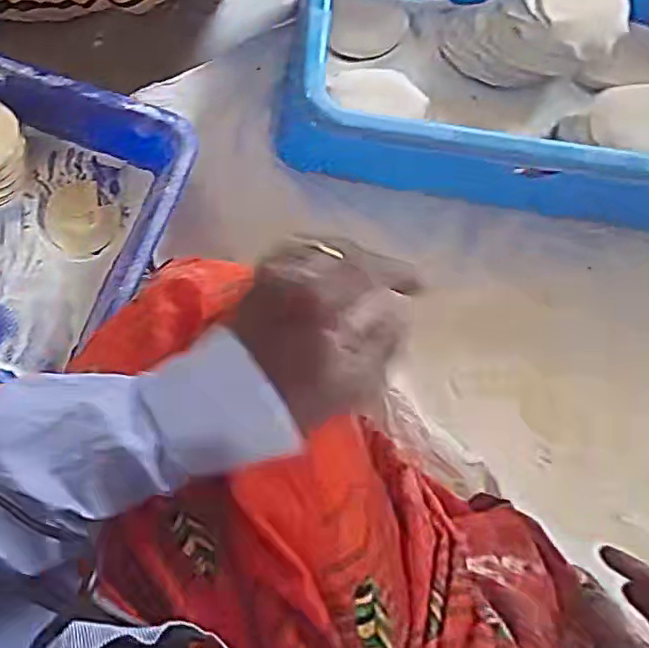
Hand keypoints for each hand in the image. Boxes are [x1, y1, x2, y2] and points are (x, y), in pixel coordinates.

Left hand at [227, 238, 417, 433]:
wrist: (228, 399)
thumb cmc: (296, 397)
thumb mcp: (355, 379)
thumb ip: (383, 339)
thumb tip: (397, 309)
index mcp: (324, 294)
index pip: (371, 269)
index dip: (399, 274)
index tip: (420, 286)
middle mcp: (295, 273)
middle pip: (344, 252)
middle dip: (373, 263)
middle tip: (392, 279)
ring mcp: (271, 273)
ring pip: (317, 249)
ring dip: (344, 257)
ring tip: (362, 274)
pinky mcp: (255, 280)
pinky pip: (292, 254)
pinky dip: (315, 257)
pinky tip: (325, 273)